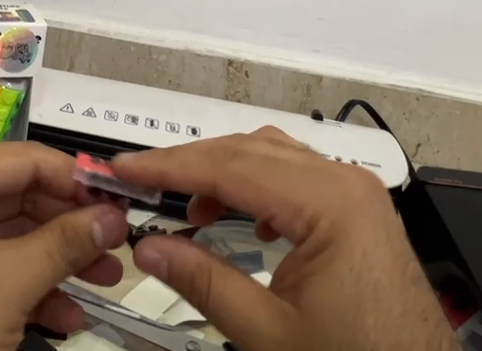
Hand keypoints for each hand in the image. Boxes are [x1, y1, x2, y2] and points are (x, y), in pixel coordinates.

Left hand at [0, 142, 128, 350]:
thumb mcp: (10, 282)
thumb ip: (66, 243)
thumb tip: (114, 216)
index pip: (29, 159)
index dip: (78, 180)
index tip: (121, 201)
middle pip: (27, 197)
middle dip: (74, 226)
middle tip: (119, 244)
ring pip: (19, 236)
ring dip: (62, 260)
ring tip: (106, 278)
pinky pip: (1, 267)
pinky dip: (35, 287)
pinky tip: (68, 314)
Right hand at [112, 128, 455, 350]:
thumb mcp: (270, 336)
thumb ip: (203, 282)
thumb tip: (145, 246)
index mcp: (329, 202)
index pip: (231, 166)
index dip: (170, 165)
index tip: (124, 169)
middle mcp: (345, 180)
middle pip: (249, 149)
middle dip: (190, 163)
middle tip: (140, 180)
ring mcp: (355, 191)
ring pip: (270, 154)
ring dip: (222, 170)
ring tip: (185, 205)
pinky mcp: (357, 209)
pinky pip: (295, 174)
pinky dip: (255, 184)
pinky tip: (237, 218)